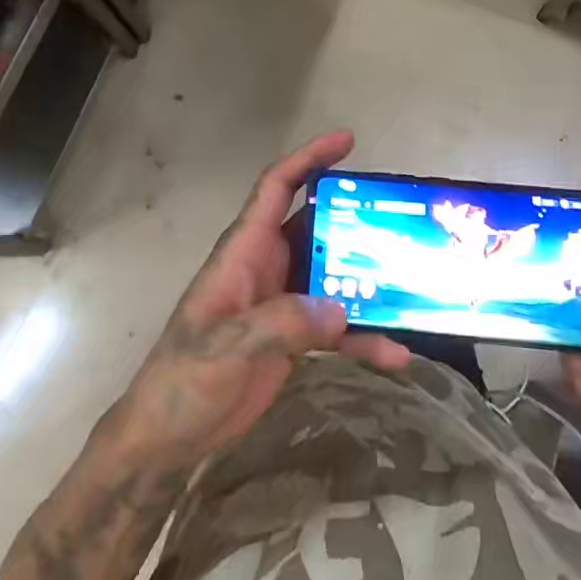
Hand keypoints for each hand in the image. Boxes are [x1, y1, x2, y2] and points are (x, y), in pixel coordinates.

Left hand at [107, 130, 410, 465]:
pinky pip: (336, 326)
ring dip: (369, 282)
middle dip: (355, 219)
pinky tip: (394, 354)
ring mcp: (283, 303)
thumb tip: (341, 308)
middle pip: (317, 228)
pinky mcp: (293, 337)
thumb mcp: (225, 347)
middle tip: (401, 217)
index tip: (347, 140)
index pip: (276, 189)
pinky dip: (364, 336)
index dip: (308, 159)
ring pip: (334, 276)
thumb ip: (280, 323)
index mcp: (243, 253)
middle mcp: (267, 267)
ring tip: (412, 287)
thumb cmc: (182, 381)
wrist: (168, 439)